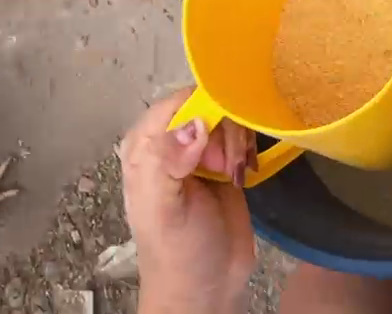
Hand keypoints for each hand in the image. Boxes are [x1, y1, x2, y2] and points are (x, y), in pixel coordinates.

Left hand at [118, 90, 256, 313]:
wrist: (207, 289)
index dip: (200, 111)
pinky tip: (243, 171)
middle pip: (206, 104)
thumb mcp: (164, 210)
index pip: (175, 103)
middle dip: (224, 128)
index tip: (215, 139)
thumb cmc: (178, 251)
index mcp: (145, 147)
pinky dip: (247, 146)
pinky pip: (240, 131)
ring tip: (234, 172)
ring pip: (226, 115)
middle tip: (226, 164)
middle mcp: (170, 142)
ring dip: (238, 140)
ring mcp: (198, 150)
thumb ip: (169, 162)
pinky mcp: (223, 160)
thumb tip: (195, 123)